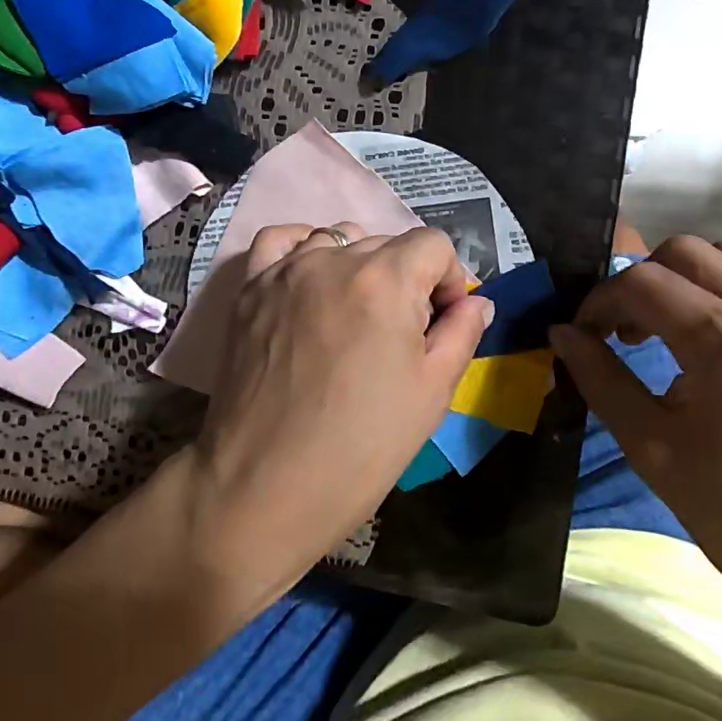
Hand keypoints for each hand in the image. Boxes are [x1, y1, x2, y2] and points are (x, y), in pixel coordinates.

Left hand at [188, 224, 493, 592]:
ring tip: (352, 315)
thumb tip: (474, 300)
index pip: (431, 244)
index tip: (439, 322)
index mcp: (384, 279)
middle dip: (403, 278)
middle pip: (383, 242)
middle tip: (396, 334)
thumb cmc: (361, 445)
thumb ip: (460, 333)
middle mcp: (330, 259)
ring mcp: (282, 271)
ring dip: (354, 266)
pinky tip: (308, 278)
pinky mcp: (248, 289)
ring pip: (333, 240)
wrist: (266, 479)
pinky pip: (277, 243)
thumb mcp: (431, 393)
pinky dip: (299, 248)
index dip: (446, 279)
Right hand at [549, 237, 721, 612]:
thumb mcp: (650, 445)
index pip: (641, 283)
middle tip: (622, 330)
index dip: (598, 302)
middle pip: (687, 253)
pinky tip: (714, 346)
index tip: (582, 336)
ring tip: (667, 329)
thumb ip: (600, 377)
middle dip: (639, 280)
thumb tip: (562, 333)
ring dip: (685, 279)